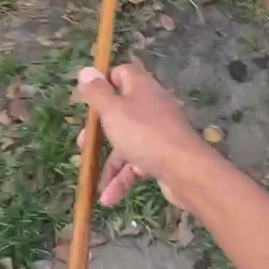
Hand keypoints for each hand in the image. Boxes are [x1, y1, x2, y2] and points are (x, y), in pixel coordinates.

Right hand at [75, 61, 214, 208]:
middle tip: (83, 144)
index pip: (121, 74)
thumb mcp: (113, 112)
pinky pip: (138, 162)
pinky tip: (108, 198)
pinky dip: (123, 178)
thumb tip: (86, 70)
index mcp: (140, 87)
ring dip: (109, 162)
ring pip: (127, 140)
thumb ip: (97, 93)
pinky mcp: (163, 154)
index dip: (104, 83)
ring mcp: (158, 131)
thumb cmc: (144, 134)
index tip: (88, 100)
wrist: (185, 170)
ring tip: (91, 180)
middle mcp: (151, 104)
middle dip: (100, 130)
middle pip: (121, 110)